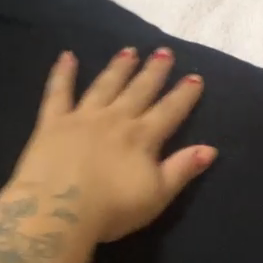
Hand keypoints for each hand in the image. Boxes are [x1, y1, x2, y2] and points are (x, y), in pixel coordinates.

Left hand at [10, 48, 215, 241]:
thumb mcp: (157, 195)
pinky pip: (58, 92)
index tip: (195, 77)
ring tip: (129, 51)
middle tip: (164, 52)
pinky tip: (67, 57)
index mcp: (142, 138)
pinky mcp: (52, 123)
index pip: (169, 111)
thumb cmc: (112, 209)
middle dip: (153, 71)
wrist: (58, 212)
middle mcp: (115, 120)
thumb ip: (182, 169)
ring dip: (118, 68)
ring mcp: (83, 118)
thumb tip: (210, 148)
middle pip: (139, 91)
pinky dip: (63, 73)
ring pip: (105, 86)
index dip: (184, 95)